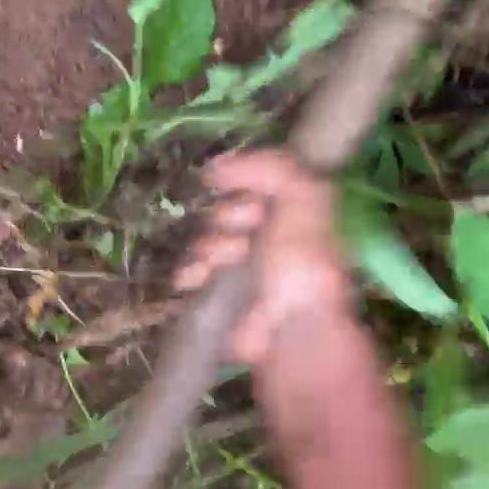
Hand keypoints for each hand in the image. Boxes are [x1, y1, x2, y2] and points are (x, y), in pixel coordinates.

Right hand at [174, 150, 356, 366]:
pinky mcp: (211, 295)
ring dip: (210, 250)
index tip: (256, 205)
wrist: (288, 322)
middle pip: (219, 212)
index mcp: (282, 209)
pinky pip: (185, 273)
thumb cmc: (302, 258)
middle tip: (248, 240)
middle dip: (227, 221)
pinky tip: (197, 279)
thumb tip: (214, 167)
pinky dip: (187, 274)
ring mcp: (232, 268)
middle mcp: (256, 236)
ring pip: (199, 242)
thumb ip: (267, 167)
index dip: (242, 189)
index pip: (243, 184)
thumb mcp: (303, 194)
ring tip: (229, 265)